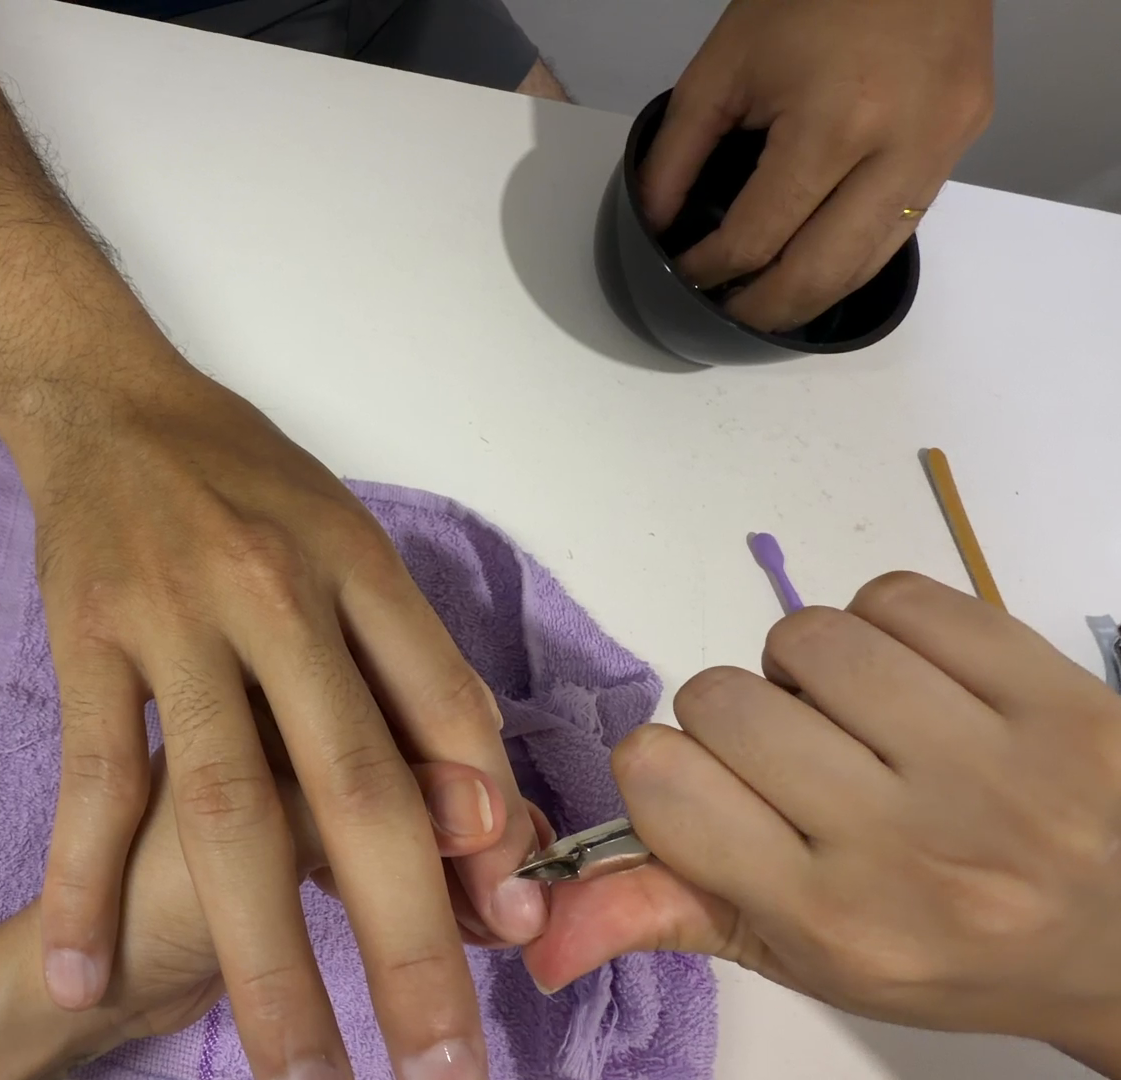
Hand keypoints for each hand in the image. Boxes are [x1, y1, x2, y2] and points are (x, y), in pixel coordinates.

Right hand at [13, 362, 544, 1079]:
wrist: (112, 409)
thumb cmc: (237, 472)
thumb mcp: (342, 536)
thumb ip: (400, 656)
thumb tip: (462, 798)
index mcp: (353, 563)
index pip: (444, 710)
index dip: (484, 831)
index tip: (502, 937)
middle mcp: (273, 594)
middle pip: (351, 783)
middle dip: (405, 938)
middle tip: (444, 1069)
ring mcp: (172, 620)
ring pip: (224, 803)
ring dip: (263, 951)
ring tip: (298, 1070)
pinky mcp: (86, 640)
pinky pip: (93, 775)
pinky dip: (84, 880)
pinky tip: (82, 972)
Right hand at [521, 574, 1120, 1074]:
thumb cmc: (937, 949)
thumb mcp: (787, 951)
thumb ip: (657, 917)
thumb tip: (533, 935)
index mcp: (830, 914)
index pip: (656, 773)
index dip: (666, 767)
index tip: (717, 791)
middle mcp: (913, 848)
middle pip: (718, 697)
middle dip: (736, 718)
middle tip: (798, 759)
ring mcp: (1006, 772)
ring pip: (803, 637)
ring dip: (808, 669)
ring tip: (861, 718)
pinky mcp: (1074, 702)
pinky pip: (901, 599)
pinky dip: (888, 626)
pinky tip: (920, 683)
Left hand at [642, 0, 992, 331]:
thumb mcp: (714, 76)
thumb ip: (671, 162)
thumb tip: (654, 228)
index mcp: (836, 126)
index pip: (756, 241)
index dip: (707, 271)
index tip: (683, 274)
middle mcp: (905, 145)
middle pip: (821, 271)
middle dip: (760, 309)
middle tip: (719, 314)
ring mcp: (946, 145)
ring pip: (869, 263)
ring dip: (807, 299)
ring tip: (755, 305)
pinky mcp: (963, 140)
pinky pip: (901, 229)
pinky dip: (847, 264)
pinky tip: (805, 270)